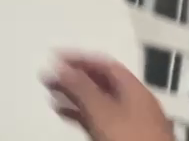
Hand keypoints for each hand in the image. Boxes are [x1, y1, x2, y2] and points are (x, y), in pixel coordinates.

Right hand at [45, 54, 173, 140]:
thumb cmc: (132, 137)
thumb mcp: (100, 108)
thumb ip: (79, 85)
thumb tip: (61, 66)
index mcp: (135, 89)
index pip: (103, 62)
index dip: (78, 56)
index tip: (56, 55)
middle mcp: (137, 101)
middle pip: (100, 81)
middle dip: (73, 77)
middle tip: (51, 74)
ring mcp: (134, 121)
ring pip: (99, 101)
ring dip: (75, 96)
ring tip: (52, 93)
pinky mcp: (128, 136)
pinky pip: (101, 117)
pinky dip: (83, 112)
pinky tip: (66, 113)